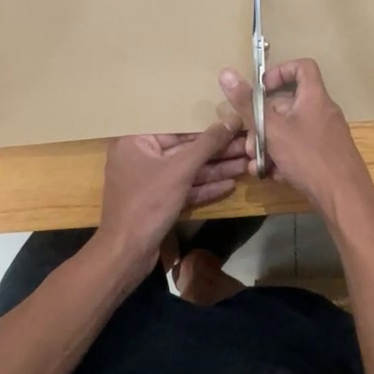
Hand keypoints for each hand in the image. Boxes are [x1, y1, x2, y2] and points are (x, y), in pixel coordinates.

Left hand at [98, 126, 248, 264]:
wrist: (126, 253)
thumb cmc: (148, 203)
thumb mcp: (180, 170)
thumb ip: (207, 144)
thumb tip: (231, 120)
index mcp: (135, 142)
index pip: (177, 127)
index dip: (208, 126)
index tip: (234, 124)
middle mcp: (140, 158)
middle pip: (185, 149)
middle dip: (217, 150)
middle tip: (247, 145)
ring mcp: (149, 181)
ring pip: (187, 170)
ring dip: (216, 168)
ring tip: (247, 164)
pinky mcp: (158, 201)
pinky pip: (184, 187)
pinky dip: (205, 186)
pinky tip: (230, 184)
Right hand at [219, 59, 373, 210]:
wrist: (343, 196)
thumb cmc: (308, 156)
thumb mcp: (272, 129)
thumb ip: (247, 103)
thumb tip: (225, 72)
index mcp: (314, 97)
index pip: (303, 67)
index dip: (280, 71)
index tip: (261, 89)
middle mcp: (322, 112)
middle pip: (287, 105)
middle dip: (262, 123)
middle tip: (249, 144)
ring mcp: (326, 135)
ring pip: (290, 131)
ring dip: (269, 145)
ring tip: (256, 164)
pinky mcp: (325, 156)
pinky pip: (299, 149)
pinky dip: (283, 159)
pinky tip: (273, 175)